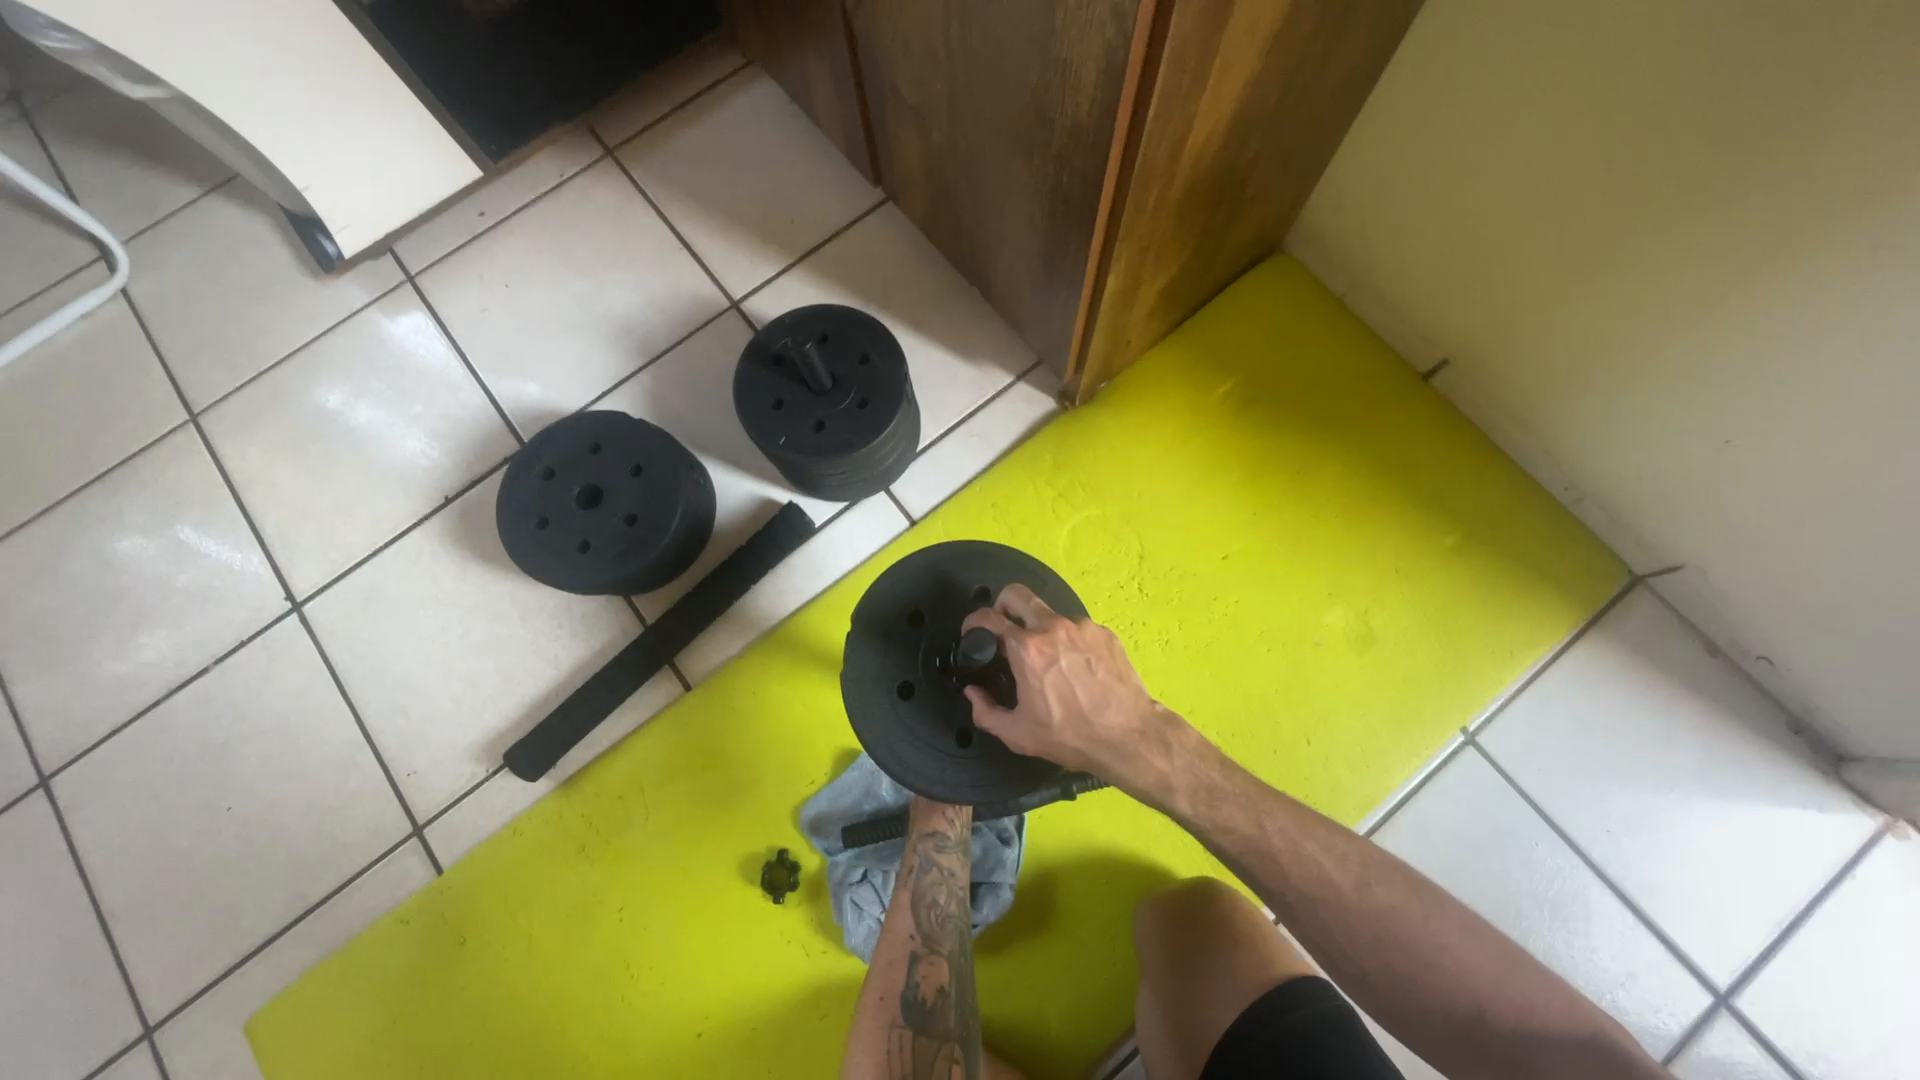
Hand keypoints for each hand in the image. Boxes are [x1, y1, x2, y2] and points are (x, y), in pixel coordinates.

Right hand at [961, 585, 1189, 795]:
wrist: (1128, 735)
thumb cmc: (1070, 736)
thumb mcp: (1018, 734)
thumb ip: (985, 712)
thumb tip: (973, 693)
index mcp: (1027, 649)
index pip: (988, 617)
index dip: (972, 622)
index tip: (971, 633)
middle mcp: (1053, 628)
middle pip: (1016, 594)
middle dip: (1002, 606)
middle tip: (1004, 629)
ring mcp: (1082, 627)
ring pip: (1050, 614)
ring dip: (1040, 628)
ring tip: (1048, 659)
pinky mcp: (1104, 633)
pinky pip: (1077, 628)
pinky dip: (1069, 641)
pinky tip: (1077, 668)